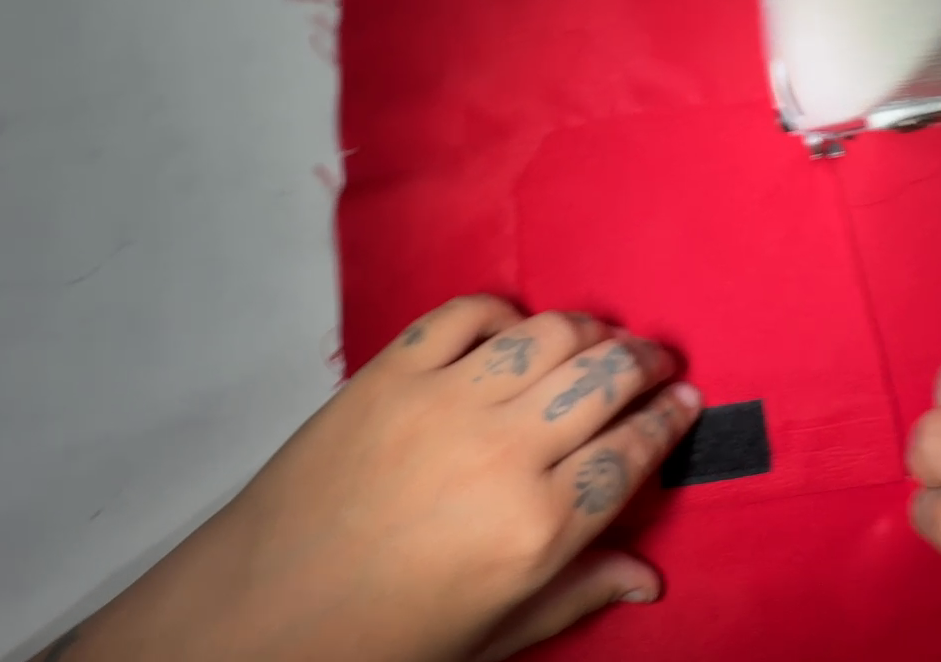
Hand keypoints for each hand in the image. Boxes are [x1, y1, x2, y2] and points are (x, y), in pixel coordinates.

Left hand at [46, 295, 701, 661]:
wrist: (250, 623)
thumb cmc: (378, 645)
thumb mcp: (491, 640)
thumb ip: (578, 593)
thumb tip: (652, 577)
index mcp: (534, 530)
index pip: (633, 454)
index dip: (672, 420)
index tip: (690, 398)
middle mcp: (501, 453)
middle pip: (605, 380)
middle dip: (647, 362)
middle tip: (659, 360)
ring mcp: (443, 401)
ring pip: (549, 335)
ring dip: (591, 329)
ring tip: (604, 337)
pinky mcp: (391, 370)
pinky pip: (466, 314)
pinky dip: (502, 312)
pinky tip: (515, 330)